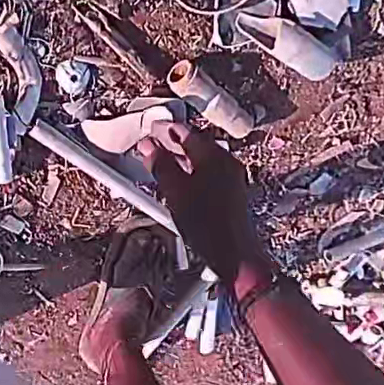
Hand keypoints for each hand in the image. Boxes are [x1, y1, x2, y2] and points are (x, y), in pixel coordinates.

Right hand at [135, 122, 269, 282]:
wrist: (234, 254)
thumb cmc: (207, 224)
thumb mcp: (175, 192)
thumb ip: (161, 166)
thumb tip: (149, 147)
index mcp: (214, 156)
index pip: (186, 133)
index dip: (166, 130)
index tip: (151, 130)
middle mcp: (226, 163)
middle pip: (195, 146)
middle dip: (173, 145)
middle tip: (154, 145)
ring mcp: (232, 178)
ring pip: (202, 161)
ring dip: (182, 161)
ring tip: (162, 165)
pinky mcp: (232, 194)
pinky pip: (209, 175)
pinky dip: (192, 174)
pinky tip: (179, 186)